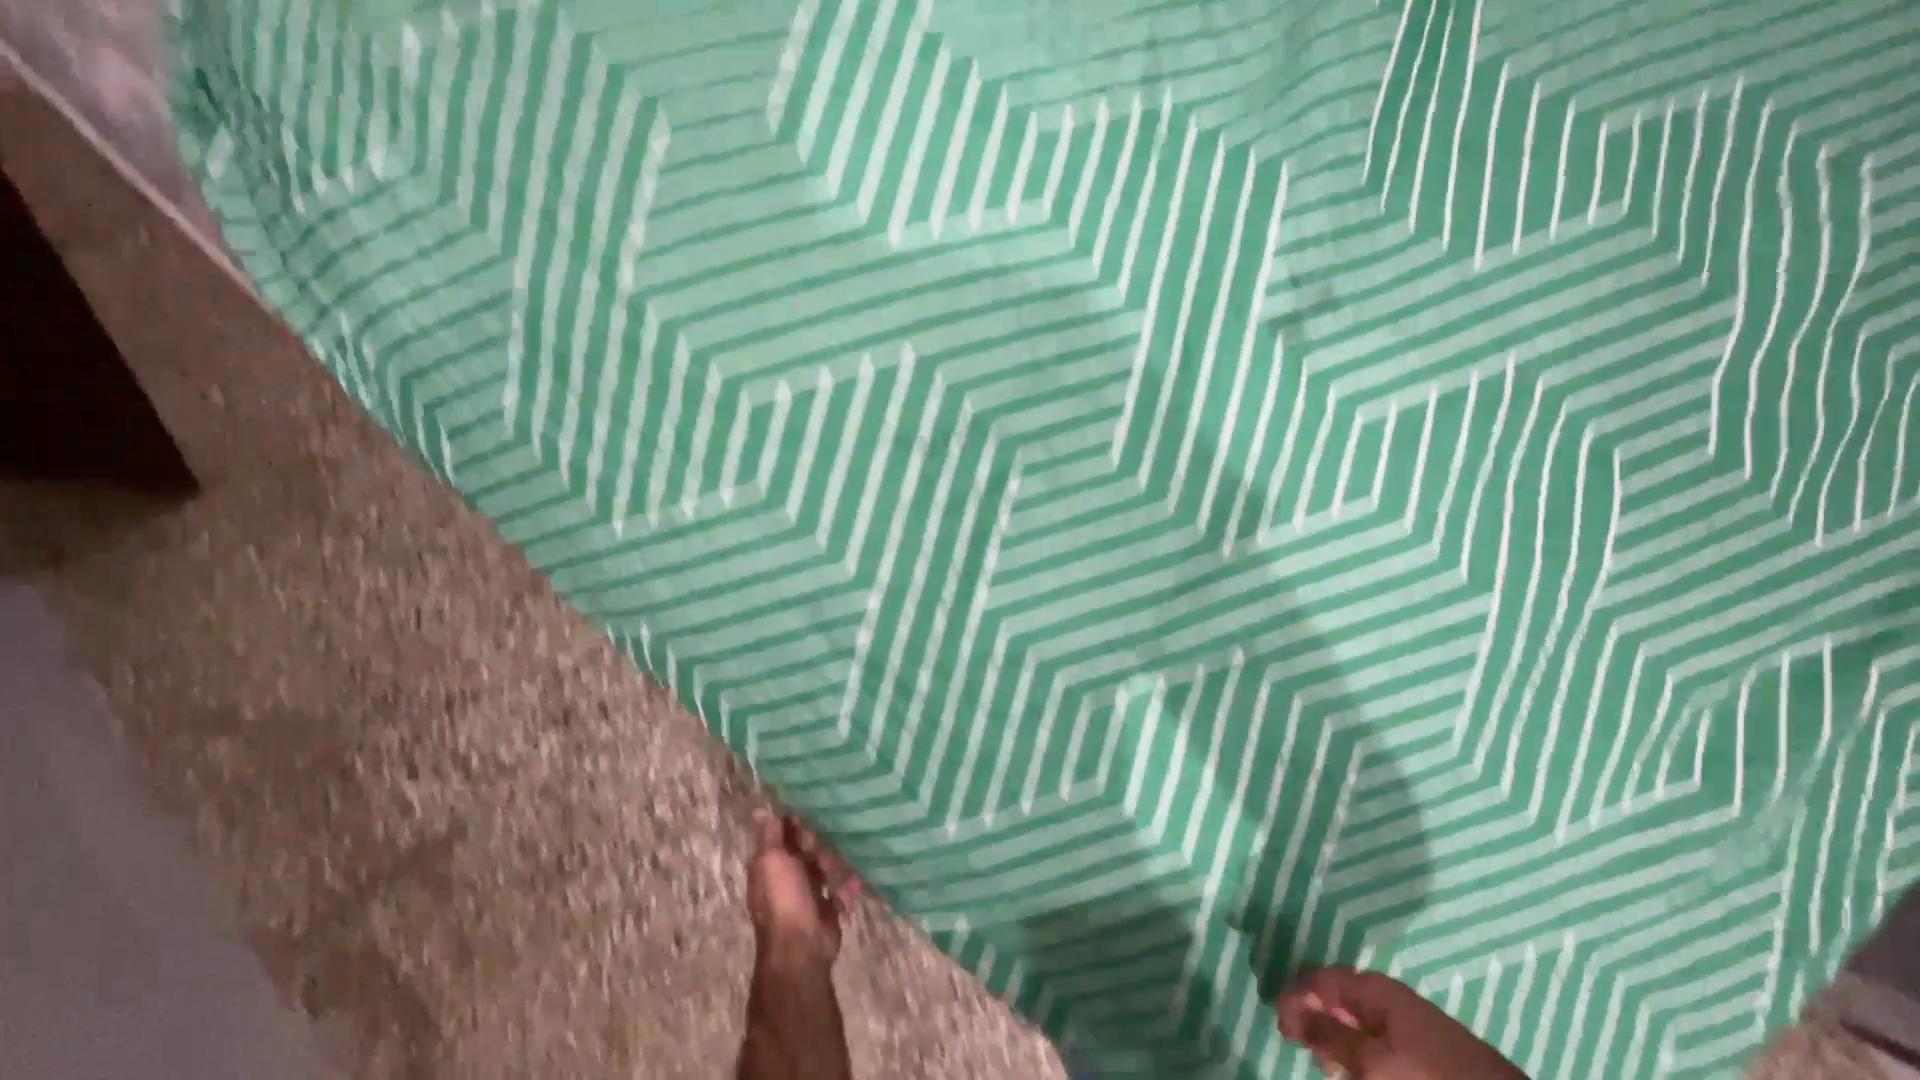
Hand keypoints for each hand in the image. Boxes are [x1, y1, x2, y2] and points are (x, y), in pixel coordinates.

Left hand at [745, 811, 853, 968]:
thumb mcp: (771, 859)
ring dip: (835, 859)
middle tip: (834, 829)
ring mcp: (807, 891)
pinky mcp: (827, 905)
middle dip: (819, 838)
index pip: (781, 831)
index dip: (795, 816)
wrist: (801, 946)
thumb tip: (761, 806)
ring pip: (824, 864)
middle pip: (805, 847)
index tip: (814, 799)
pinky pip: (839, 886)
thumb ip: (770, 834)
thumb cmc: (783, 898)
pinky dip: (848, 882)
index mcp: (769, 862)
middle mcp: (786, 874)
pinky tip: (855, 877)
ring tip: (846, 855)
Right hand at [1276, 967, 1529, 1079]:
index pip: (1317, 979)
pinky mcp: (1422, 1046)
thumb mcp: (1371, 1062)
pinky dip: (1358, 1049)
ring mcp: (1407, 1021)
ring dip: (1334, 1036)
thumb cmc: (1427, 1079)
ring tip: (1328, 1062)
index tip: (1282, 1029)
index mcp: (1374, 989)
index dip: (1293, 998)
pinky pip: (1375, 1038)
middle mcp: (1387, 996)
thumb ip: (1329, 1034)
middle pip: (1335, 996)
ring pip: (1354, 1019)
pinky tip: (1357, 1068)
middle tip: (1302, 1046)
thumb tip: (1295, 1008)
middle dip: (1312, 1017)